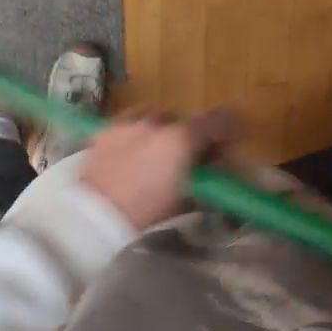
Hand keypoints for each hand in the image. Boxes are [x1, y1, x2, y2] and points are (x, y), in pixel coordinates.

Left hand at [80, 110, 236, 229]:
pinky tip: (134, 150)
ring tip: (159, 153)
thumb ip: (205, 175)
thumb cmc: (144, 212)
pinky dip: (138, 132)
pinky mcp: (105, 128)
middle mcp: (155, 121)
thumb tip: (218, 164)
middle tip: (192, 156)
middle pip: (185, 120)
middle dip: (192, 136)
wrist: (95, 213)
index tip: (236, 137)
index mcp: (180, 139)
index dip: (233, 127)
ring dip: (164, 131)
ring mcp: (127, 122)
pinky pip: (129, 121)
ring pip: (156, 116)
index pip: (219, 120)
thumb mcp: (184, 197)